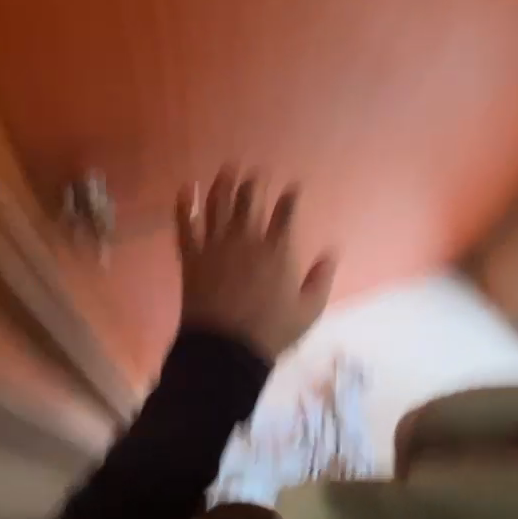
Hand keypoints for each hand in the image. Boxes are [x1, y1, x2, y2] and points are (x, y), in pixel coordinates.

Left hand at [175, 168, 335, 361]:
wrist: (225, 349)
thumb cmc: (271, 332)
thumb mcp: (308, 310)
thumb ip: (321, 278)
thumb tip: (332, 252)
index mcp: (277, 251)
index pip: (285, 212)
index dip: (290, 196)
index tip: (293, 186)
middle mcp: (246, 239)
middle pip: (249, 200)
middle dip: (254, 182)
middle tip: (255, 172)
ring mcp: (216, 245)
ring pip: (218, 204)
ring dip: (223, 183)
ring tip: (228, 169)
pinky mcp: (192, 256)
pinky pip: (185, 224)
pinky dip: (185, 205)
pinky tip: (186, 188)